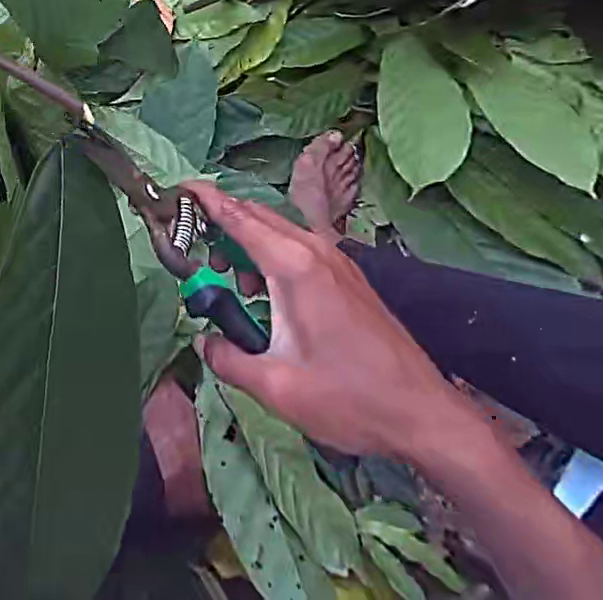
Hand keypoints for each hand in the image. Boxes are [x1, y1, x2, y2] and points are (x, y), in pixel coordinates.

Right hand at [183, 182, 493, 462]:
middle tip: (194, 251)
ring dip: (246, 245)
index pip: (238, 217)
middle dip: (220, 225)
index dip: (204, 199)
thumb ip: (228, 358)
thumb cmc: (349, 397)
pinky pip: (297, 249)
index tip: (178, 188)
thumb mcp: (276, 386)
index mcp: (294, 266)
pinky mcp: (347, 277)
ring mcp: (336, 261)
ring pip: (277, 232)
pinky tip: (266, 295)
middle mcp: (316, 250)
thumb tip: (205, 341)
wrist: (424, 413)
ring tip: (232, 284)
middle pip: (256, 217)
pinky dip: (270, 258)